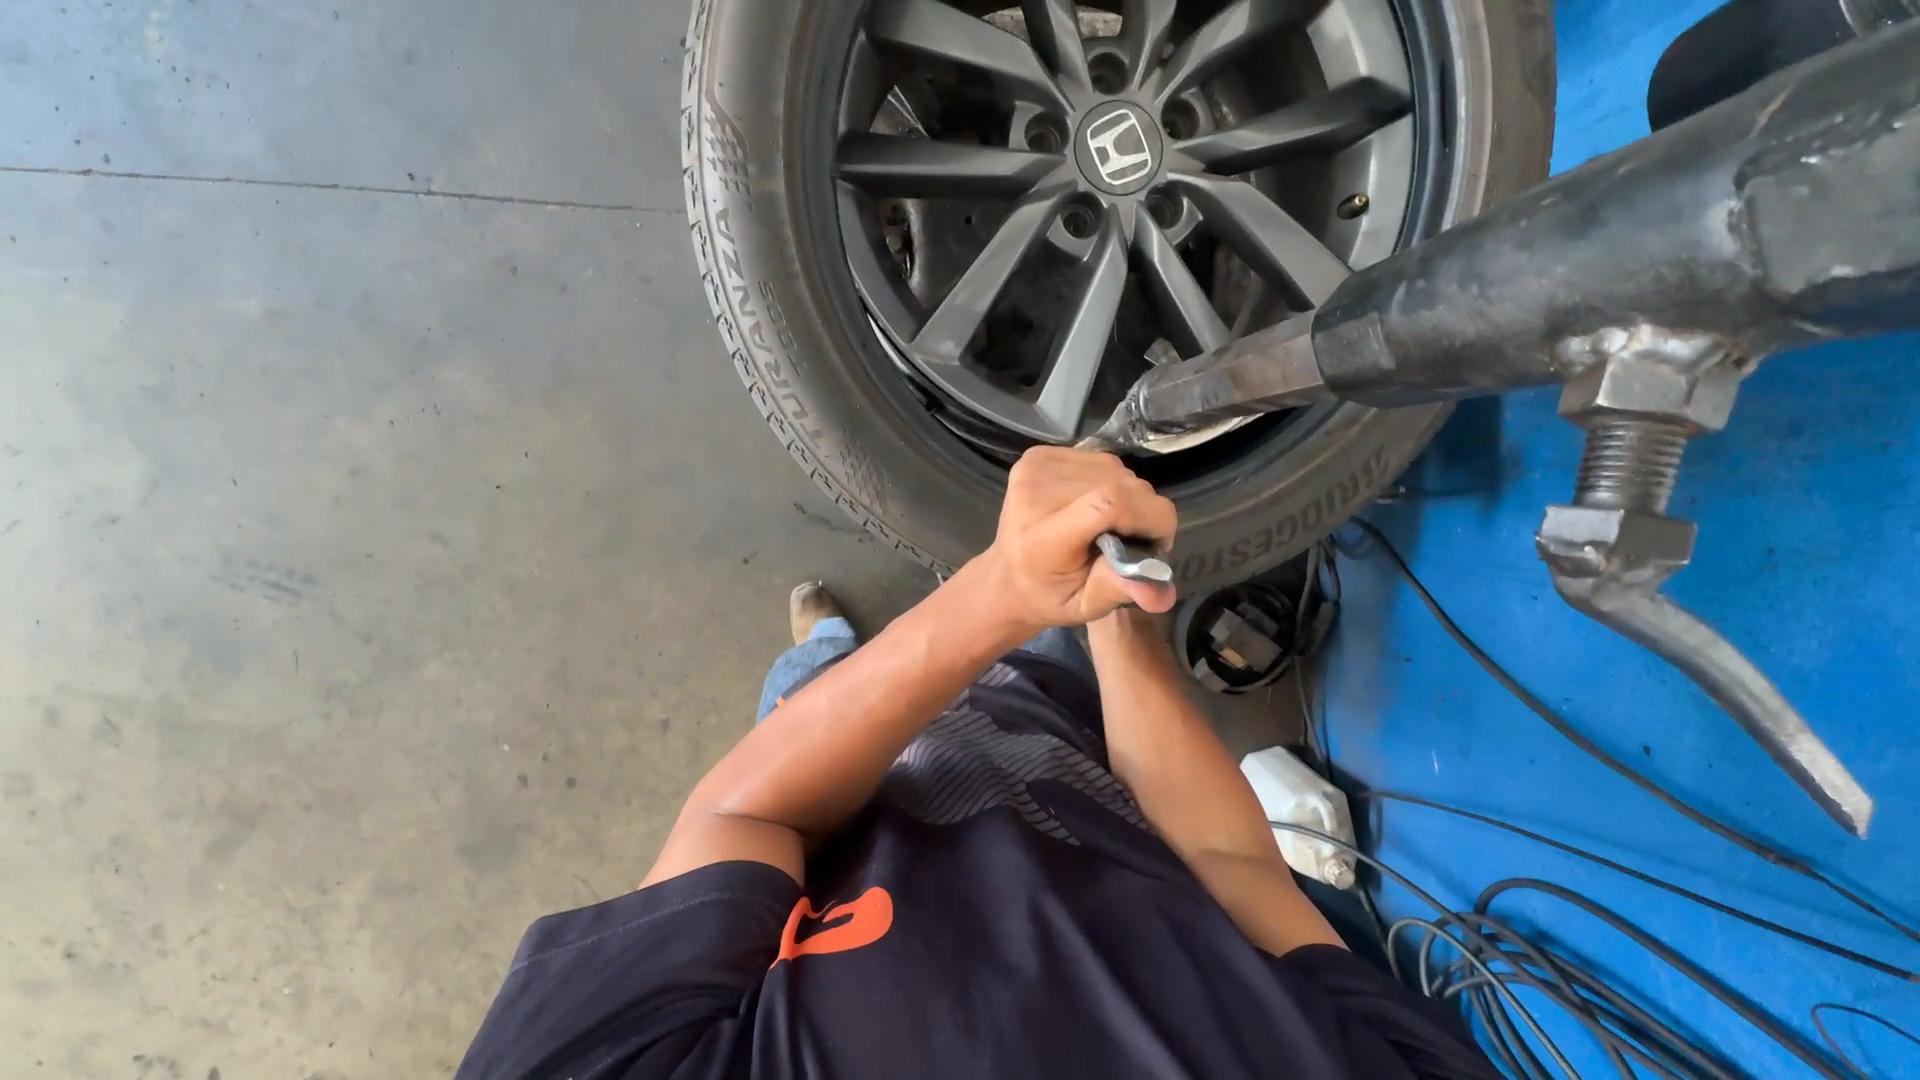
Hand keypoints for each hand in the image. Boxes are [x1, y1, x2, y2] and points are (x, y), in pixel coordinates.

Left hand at [971, 446, 1177, 631]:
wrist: (1007, 577)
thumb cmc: (1050, 595)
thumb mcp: (1085, 605)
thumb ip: (1121, 590)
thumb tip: (1163, 594)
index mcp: (1042, 539)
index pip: (1108, 504)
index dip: (1150, 516)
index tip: (1159, 542)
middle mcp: (1034, 494)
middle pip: (1119, 483)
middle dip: (1143, 511)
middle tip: (1133, 540)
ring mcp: (1033, 469)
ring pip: (1114, 467)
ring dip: (1127, 495)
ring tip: (1111, 523)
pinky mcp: (1037, 455)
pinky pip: (1098, 459)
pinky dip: (1107, 480)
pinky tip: (1091, 503)